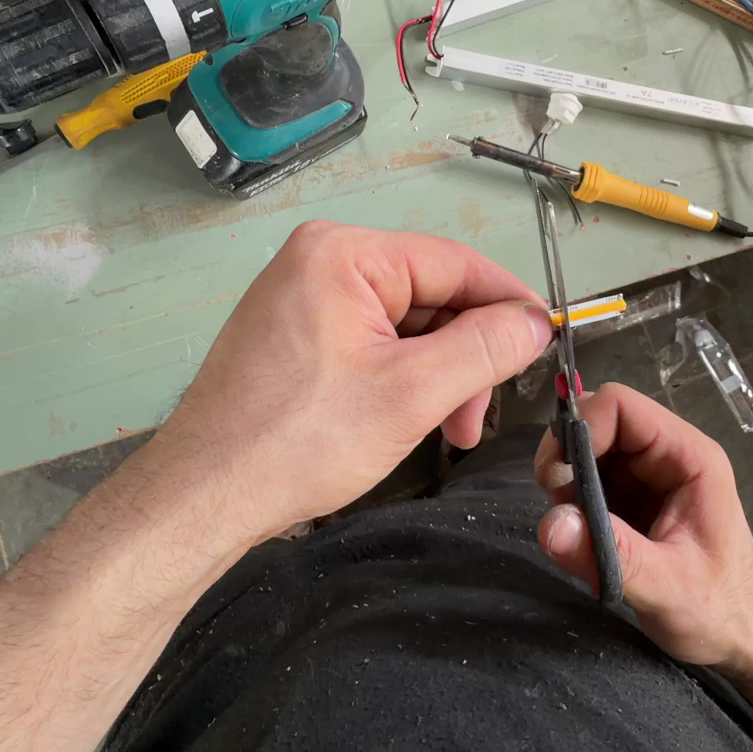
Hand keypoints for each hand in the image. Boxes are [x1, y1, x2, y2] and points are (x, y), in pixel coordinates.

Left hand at [155, 221, 551, 540]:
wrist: (201, 500)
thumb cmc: (302, 441)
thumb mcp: (412, 393)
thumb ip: (486, 348)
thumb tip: (538, 321)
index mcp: (345, 252)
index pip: (454, 262)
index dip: (510, 302)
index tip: (551, 340)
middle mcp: (323, 259)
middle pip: (431, 295)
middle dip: (467, 355)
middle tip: (483, 417)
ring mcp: (306, 295)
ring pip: (407, 324)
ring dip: (440, 374)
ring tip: (453, 430)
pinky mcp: (299, 332)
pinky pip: (375, 341)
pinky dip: (406, 378)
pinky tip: (416, 418)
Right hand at [534, 383, 752, 672]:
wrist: (743, 640)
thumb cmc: (721, 612)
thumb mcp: (668, 589)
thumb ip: (610, 556)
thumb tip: (549, 525)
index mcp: (688, 456)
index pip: (620, 406)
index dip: (581, 429)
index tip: (558, 478)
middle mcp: (666, 453)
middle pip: (597, 420)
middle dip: (566, 454)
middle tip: (554, 501)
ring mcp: (646, 472)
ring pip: (587, 446)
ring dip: (565, 478)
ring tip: (569, 524)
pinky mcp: (629, 495)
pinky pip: (587, 476)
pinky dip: (571, 497)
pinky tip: (577, 531)